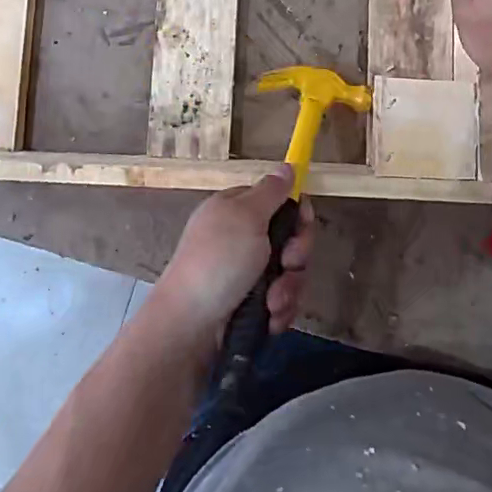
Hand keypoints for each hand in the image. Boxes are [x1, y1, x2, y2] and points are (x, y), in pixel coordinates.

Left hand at [149, 166, 313, 352]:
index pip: (281, 203)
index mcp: (236, 210)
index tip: (302, 225)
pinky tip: (268, 318)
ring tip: (270, 302)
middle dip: (296, 257)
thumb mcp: (245, 216)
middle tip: (285, 265)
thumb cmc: (217, 262)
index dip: (297, 214)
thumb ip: (271, 191)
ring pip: (290, 274)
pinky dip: (279, 311)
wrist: (190, 325)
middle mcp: (242, 238)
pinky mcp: (250, 303)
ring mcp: (245, 273)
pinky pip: (281, 301)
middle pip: (291, 240)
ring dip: (288, 289)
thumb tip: (288, 166)